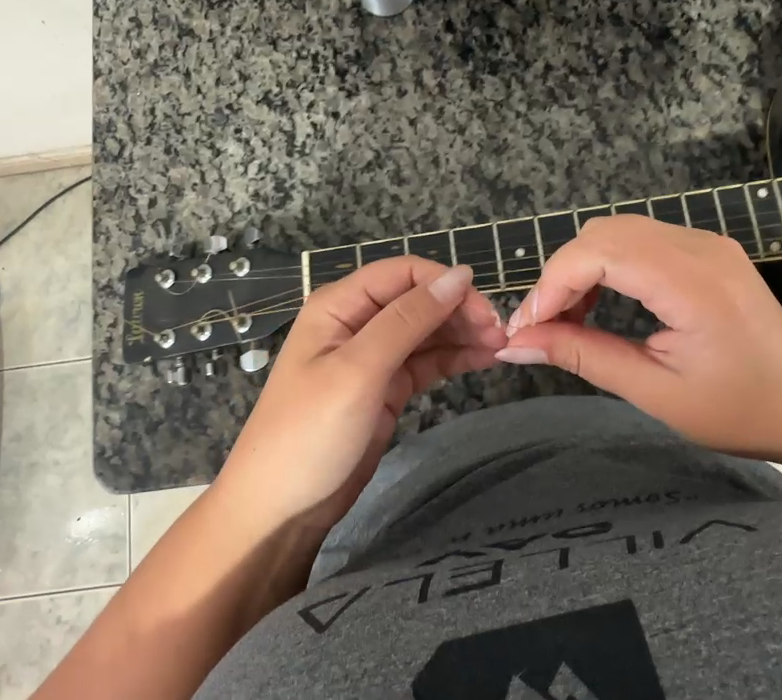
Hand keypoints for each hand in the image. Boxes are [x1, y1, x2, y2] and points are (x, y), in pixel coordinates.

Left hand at [214, 258, 505, 533]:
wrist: (281, 509)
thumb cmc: (309, 433)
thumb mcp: (359, 371)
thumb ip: (408, 320)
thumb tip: (459, 275)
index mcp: (339, 306)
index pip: (403, 273)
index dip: (445, 283)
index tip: (484, 308)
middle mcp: (356, 323)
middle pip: (418, 300)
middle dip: (459, 310)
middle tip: (500, 335)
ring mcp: (371, 357)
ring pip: (427, 331)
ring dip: (462, 334)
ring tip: (501, 349)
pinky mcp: (385, 389)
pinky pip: (426, 362)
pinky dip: (454, 359)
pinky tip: (484, 360)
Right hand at [496, 215, 781, 458]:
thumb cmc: (741, 412)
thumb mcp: (656, 393)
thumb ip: (584, 356)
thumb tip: (516, 344)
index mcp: (692, 283)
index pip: (599, 253)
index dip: (552, 284)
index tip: (527, 329)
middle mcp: (698, 247)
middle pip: (602, 233)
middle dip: (560, 274)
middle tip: (541, 327)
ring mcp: (705, 242)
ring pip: (616, 231)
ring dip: (580, 267)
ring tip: (566, 318)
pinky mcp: (705, 248)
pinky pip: (639, 239)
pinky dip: (606, 264)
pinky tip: (599, 301)